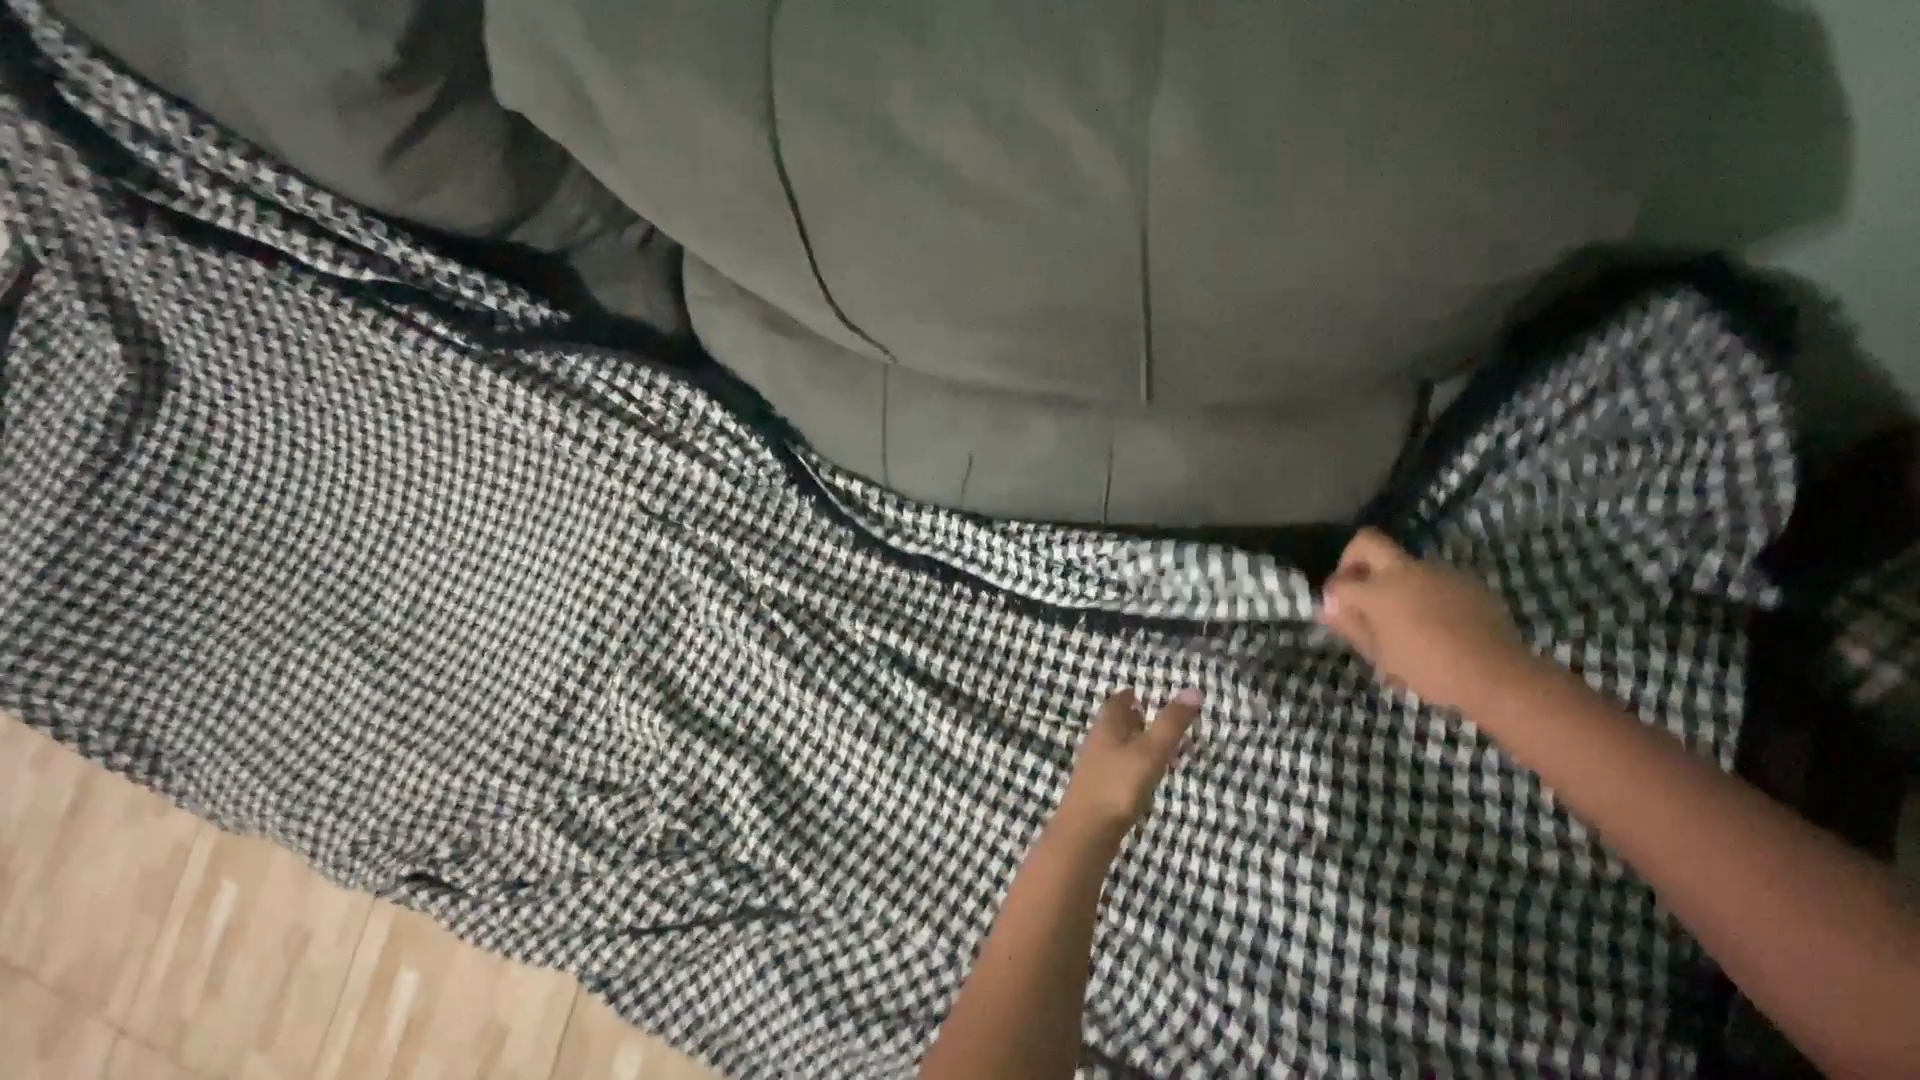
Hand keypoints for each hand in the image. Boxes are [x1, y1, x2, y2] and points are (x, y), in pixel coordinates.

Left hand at [1055, 689, 1198, 846]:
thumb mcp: (1150, 751)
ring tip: (1160, 747)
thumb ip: (1171, 723)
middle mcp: (1097, 744)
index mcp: (1106, 727)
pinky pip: (1120, 770)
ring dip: (1137, 744)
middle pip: (1116, 724)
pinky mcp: (1100, 792)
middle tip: (1158, 718)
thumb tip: (1193, 690)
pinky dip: (1135, 766)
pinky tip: (1146, 778)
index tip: (1144, 693)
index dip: (1129, 696)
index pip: (1116, 702)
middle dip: (1135, 719)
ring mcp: (1096, 770)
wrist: (1086, 833)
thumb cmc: (1118, 785)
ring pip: (1118, 748)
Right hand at [1316, 528, 1537, 710]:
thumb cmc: (1428, 669)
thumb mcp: (1381, 655)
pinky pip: (1435, 580)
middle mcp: (1406, 570)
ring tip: (1404, 618)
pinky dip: (1426, 593)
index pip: (1340, 582)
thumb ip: (1352, 627)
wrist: (1495, 673)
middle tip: (1357, 588)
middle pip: (1369, 541)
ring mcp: (1440, 571)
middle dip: (1354, 559)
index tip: (1336, 611)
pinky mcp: (1467, 580)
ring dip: (1396, 582)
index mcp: (1379, 590)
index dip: (1332, 595)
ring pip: (1406, 564)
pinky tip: (1436, 623)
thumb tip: (1328, 609)